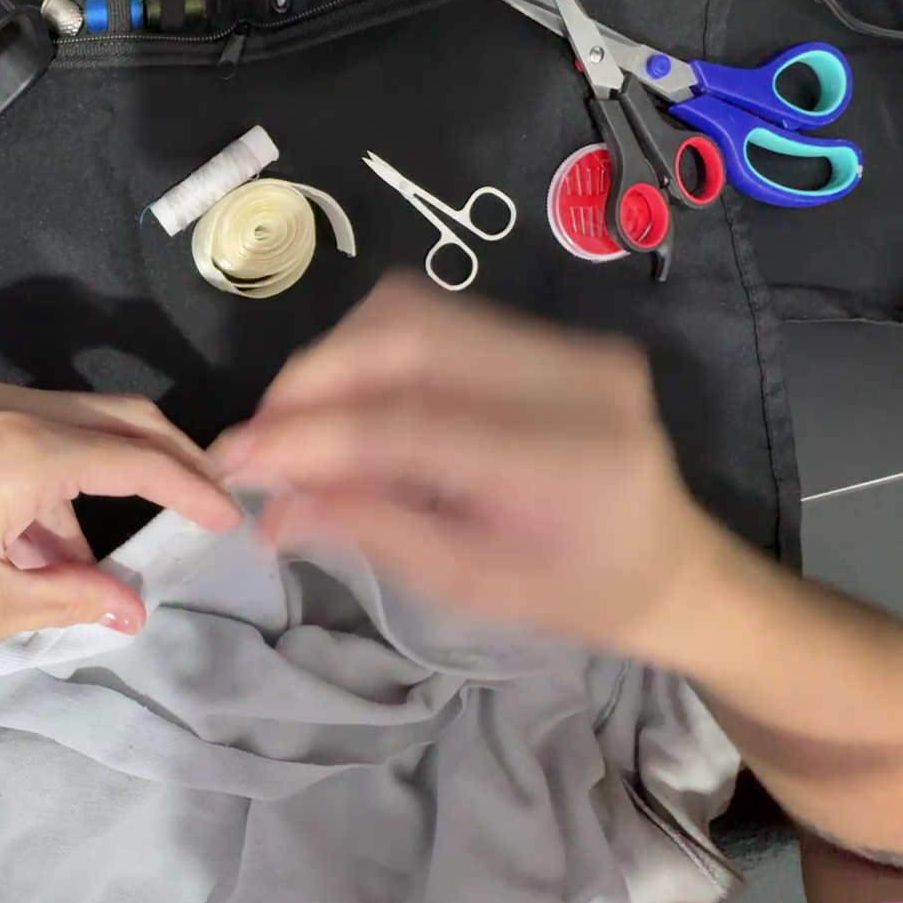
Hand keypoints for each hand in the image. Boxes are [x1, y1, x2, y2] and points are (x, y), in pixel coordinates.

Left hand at [0, 384, 240, 671]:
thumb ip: (72, 598)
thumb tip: (133, 608)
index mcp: (27, 450)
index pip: (137, 460)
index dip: (191, 487)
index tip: (227, 515)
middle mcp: (8, 408)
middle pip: (117, 416)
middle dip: (168, 455)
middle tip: (202, 498)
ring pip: (71, 422)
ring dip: (99, 475)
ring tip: (84, 556)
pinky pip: (26, 430)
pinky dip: (53, 472)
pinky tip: (34, 530)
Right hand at [211, 272, 736, 657]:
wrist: (667, 560)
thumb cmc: (569, 591)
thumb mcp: (465, 585)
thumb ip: (366, 531)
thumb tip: (268, 509)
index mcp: (566, 462)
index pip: (406, 427)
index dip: (307, 437)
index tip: (235, 460)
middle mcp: (572, 378)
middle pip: (402, 337)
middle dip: (308, 380)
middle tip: (257, 432)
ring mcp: (564, 340)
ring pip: (405, 311)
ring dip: (330, 359)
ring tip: (296, 418)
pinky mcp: (544, 328)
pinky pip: (425, 314)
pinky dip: (363, 349)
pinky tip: (346, 394)